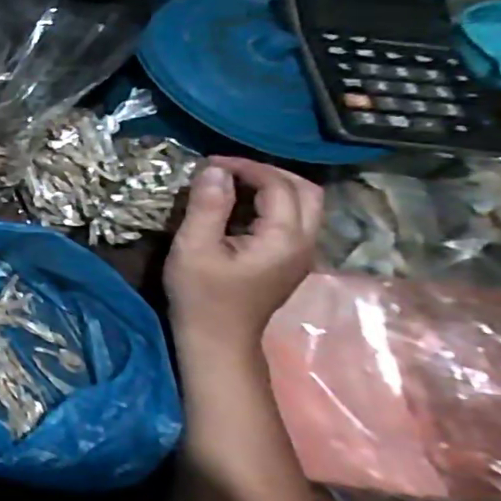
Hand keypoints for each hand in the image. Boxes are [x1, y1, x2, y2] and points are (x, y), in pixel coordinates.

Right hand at [165, 157, 323, 357]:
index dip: (247, 167)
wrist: (217, 338)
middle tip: (228, 169)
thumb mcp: (194, 247)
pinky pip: (294, 220)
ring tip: (233, 183)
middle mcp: (305, 242)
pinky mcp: (290, 260)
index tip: (210, 162)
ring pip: (305, 205)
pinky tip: (241, 207)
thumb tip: (215, 170)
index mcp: (285, 238)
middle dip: (269, 172)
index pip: (279, 186)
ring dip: (273, 186)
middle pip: (306, 191)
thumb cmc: (201, 293)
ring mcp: (302, 254)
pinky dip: (272, 203)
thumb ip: (207, 207)